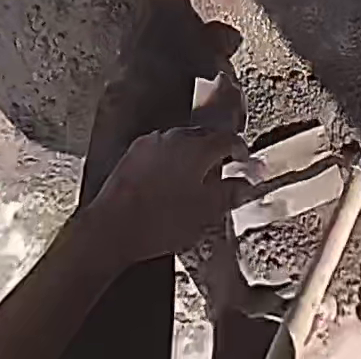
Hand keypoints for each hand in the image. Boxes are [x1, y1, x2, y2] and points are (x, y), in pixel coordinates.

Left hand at [82, 127, 250, 263]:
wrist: (113, 225)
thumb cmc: (162, 221)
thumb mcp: (204, 213)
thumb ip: (229, 194)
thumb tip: (247, 184)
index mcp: (198, 148)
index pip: (227, 138)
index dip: (239, 148)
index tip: (243, 160)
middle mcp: (177, 136)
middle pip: (205, 135)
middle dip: (216, 149)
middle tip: (222, 168)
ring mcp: (154, 140)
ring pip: (182, 140)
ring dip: (193, 152)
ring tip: (196, 176)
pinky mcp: (136, 149)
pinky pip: (162, 146)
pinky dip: (172, 156)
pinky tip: (170, 177)